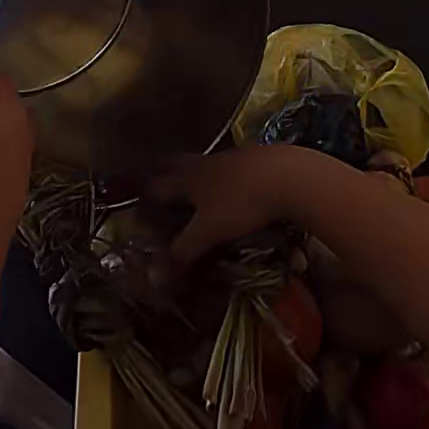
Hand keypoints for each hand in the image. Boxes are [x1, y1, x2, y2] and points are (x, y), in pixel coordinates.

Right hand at [157, 144, 335, 268]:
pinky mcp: (259, 156)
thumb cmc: (243, 203)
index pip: (158, 185)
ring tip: (198, 187)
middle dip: (165, 171)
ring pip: (207, 162)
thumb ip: (185, 250)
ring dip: (198, 173)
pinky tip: (237, 186)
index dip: (146, 197)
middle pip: (177, 161)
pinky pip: (234, 165)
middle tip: (158, 179)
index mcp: (190, 178)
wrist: (290, 176)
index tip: (138, 206)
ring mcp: (234, 155)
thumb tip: (164, 273)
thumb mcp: (209, 231)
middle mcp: (208, 162)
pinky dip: (227, 175)